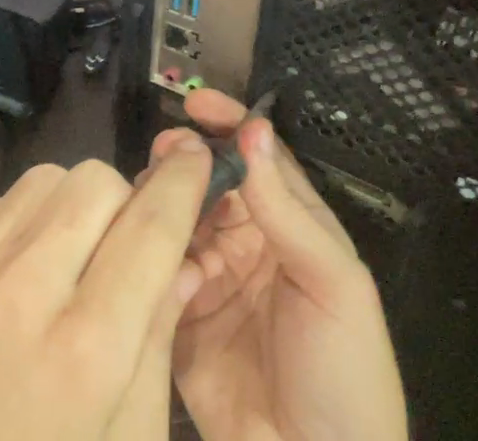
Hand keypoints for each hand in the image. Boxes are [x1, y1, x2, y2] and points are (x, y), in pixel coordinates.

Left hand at [0, 153, 215, 440]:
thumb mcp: (125, 429)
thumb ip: (158, 337)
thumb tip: (183, 258)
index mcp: (87, 344)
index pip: (150, 230)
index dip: (182, 186)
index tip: (197, 158)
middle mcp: (24, 283)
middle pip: (95, 181)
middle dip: (123, 201)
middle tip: (119, 248)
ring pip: (45, 177)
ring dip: (71, 206)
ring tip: (64, 260)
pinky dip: (21, 222)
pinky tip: (14, 273)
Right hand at [151, 89, 406, 440]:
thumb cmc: (343, 373)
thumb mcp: (333, 285)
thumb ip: (286, 210)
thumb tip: (252, 130)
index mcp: (293, 232)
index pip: (259, 162)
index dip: (229, 126)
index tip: (195, 103)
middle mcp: (246, 246)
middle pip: (206, 184)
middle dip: (184, 160)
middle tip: (163, 152)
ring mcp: (207, 278)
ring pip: (172, 218)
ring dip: (158, 198)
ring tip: (145, 193)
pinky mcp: (175, 312)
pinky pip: (152, 266)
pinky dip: (142, 247)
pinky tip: (133, 239)